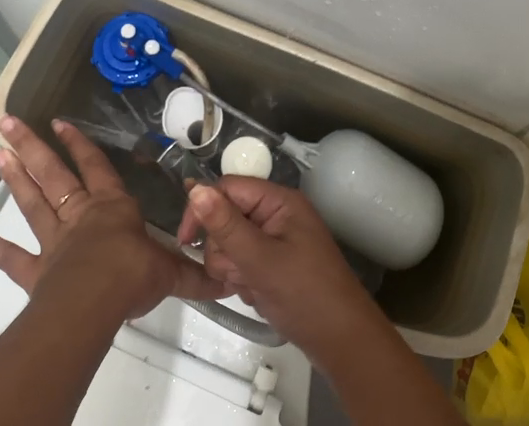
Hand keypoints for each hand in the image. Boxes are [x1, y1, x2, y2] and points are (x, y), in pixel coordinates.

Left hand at [0, 116, 222, 321]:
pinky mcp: (35, 271)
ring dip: (15, 177)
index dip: (81, 145)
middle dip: (34, 146)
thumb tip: (229, 277)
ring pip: (32, 202)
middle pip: (54, 175)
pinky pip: (10, 256)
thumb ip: (196, 274)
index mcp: (112, 208)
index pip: (96, 169)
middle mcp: (80, 216)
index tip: (62, 122)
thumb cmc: (135, 275)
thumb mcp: (172, 273)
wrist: (99, 300)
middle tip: (9, 121)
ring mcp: (53, 241)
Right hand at [178, 177, 385, 361]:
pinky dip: (243, 280)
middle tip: (241, 271)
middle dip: (224, 249)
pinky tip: (258, 295)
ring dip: (233, 268)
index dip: (204, 209)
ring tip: (253, 286)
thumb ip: (226, 225)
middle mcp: (276, 215)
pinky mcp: (273, 265)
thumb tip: (194, 188)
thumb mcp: (261, 259)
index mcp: (279, 202)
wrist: (341, 341)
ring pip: (229, 244)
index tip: (187, 241)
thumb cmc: (305, 294)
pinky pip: (242, 263)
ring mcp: (275, 241)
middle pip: (226, 217)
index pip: (228, 188)